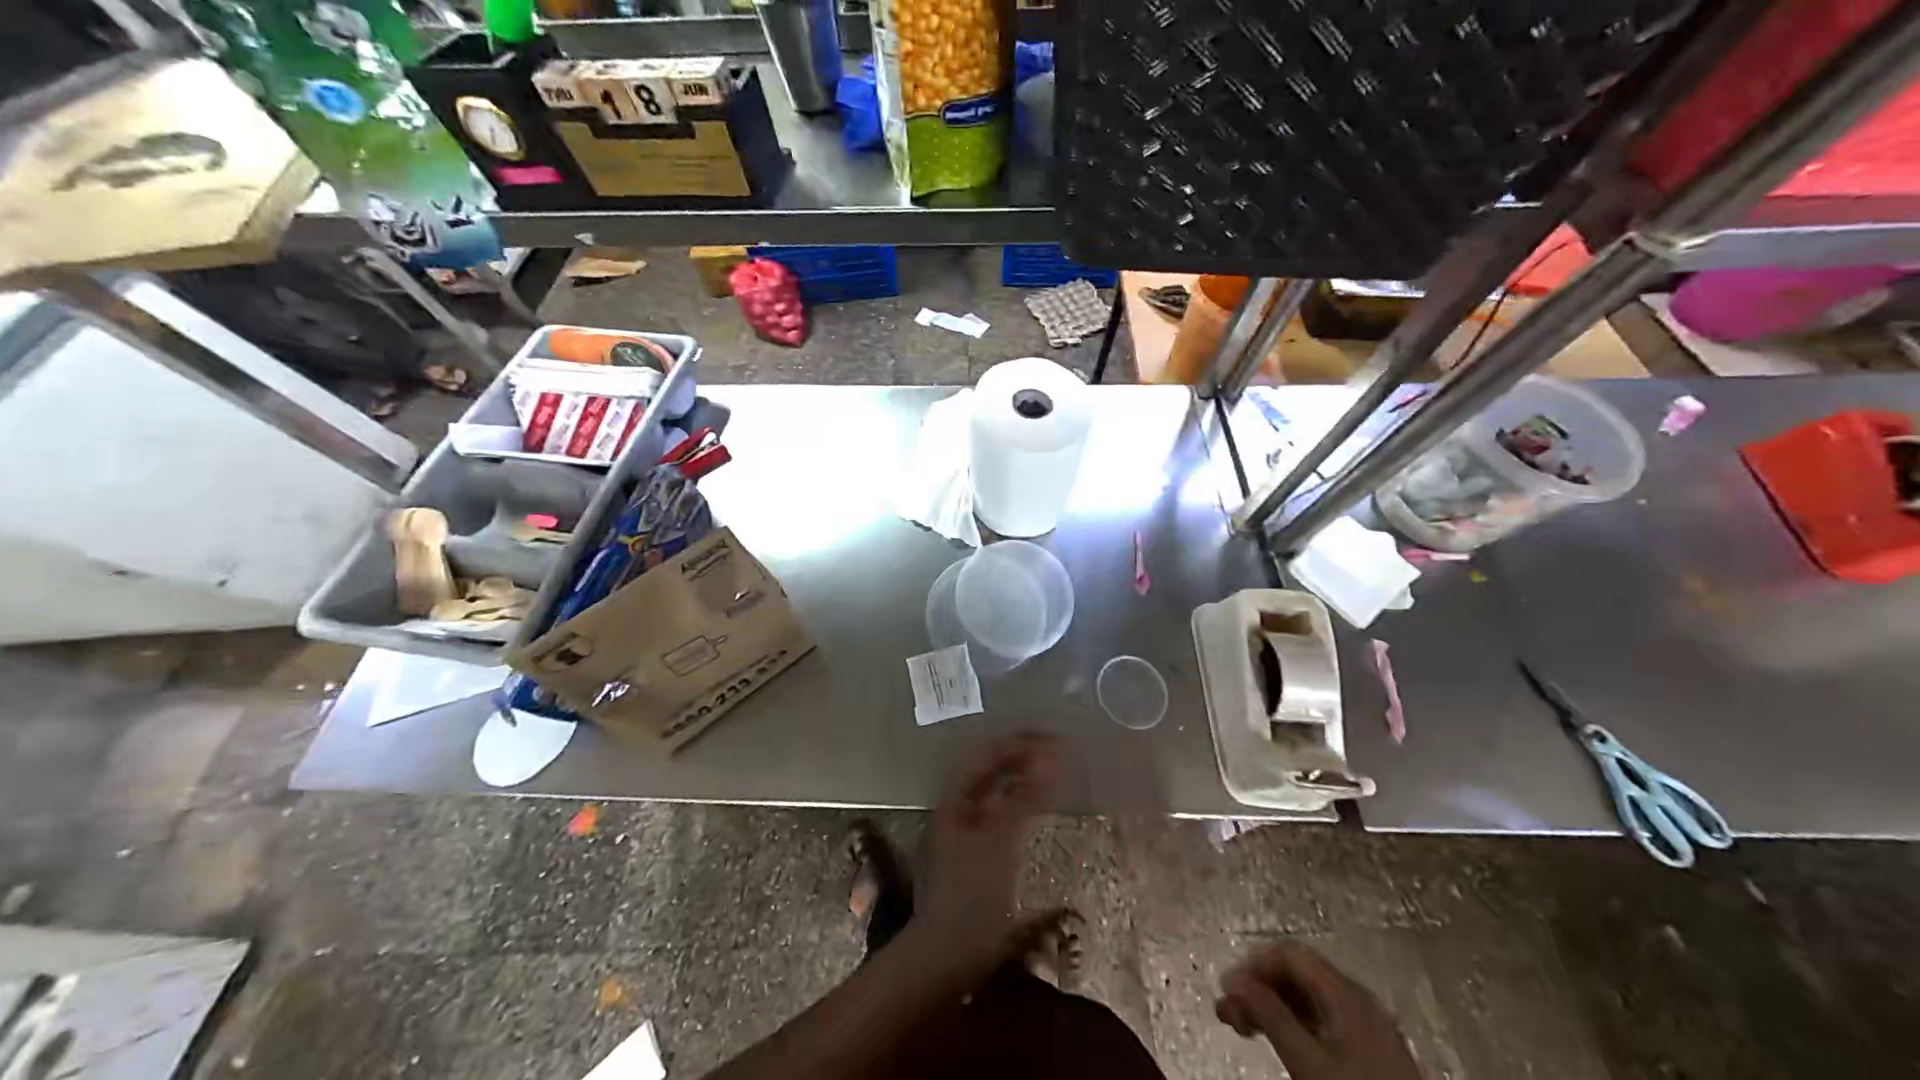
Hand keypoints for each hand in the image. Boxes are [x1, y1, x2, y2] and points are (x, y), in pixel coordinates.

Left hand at [916, 733, 1062, 965]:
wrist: (946, 955)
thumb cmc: (970, 897)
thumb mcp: (999, 843)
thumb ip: (1023, 799)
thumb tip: (1049, 758)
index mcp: (954, 801)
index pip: (985, 755)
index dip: (1017, 742)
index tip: (1052, 736)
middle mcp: (957, 810)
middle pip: (990, 772)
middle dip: (1023, 757)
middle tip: (1060, 750)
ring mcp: (966, 833)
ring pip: (997, 794)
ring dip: (1024, 779)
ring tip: (1055, 770)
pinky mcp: (978, 855)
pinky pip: (1002, 817)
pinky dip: (1022, 805)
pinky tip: (1040, 808)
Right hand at [1215, 941, 1422, 1079]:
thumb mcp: (1307, 1062)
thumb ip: (1271, 1016)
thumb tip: (1234, 979)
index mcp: (1345, 993)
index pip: (1290, 953)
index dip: (1254, 963)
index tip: (1228, 989)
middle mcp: (1357, 998)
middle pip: (1298, 972)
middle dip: (1259, 986)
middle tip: (1228, 1012)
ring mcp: (1366, 1024)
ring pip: (1308, 997)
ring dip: (1272, 1005)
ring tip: (1242, 1028)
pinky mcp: (1370, 1049)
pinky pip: (1322, 1019)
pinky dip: (1293, 1023)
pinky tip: (1278, 1041)